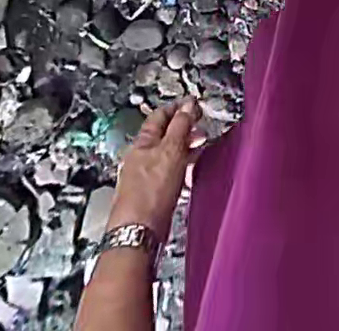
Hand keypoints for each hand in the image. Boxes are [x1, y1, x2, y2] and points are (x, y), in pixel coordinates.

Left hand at [108, 99, 200, 237]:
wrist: (138, 234)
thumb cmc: (150, 193)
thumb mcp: (171, 150)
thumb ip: (181, 125)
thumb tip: (188, 105)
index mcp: (142, 142)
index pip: (161, 114)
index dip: (178, 107)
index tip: (194, 104)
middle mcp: (141, 157)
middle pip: (164, 134)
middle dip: (184, 127)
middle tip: (200, 124)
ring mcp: (145, 176)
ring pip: (168, 153)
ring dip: (185, 146)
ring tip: (200, 146)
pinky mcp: (152, 194)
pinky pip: (169, 172)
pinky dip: (182, 166)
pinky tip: (190, 172)